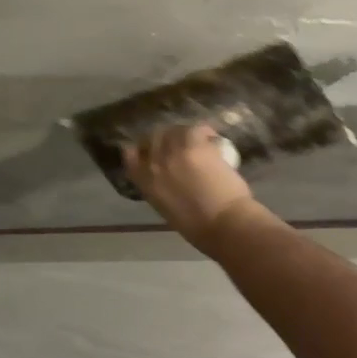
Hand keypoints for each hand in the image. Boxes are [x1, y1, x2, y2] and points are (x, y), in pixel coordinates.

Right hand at [122, 124, 261, 246]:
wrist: (226, 224)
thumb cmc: (200, 229)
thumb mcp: (168, 210)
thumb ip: (161, 189)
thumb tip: (167, 177)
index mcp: (146, 183)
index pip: (130, 155)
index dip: (141, 150)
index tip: (150, 150)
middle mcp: (155, 162)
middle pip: (153, 137)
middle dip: (163, 139)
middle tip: (178, 144)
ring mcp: (174, 151)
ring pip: (173, 130)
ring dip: (183, 134)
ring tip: (196, 142)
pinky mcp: (194, 144)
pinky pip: (195, 129)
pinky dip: (204, 132)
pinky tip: (212, 140)